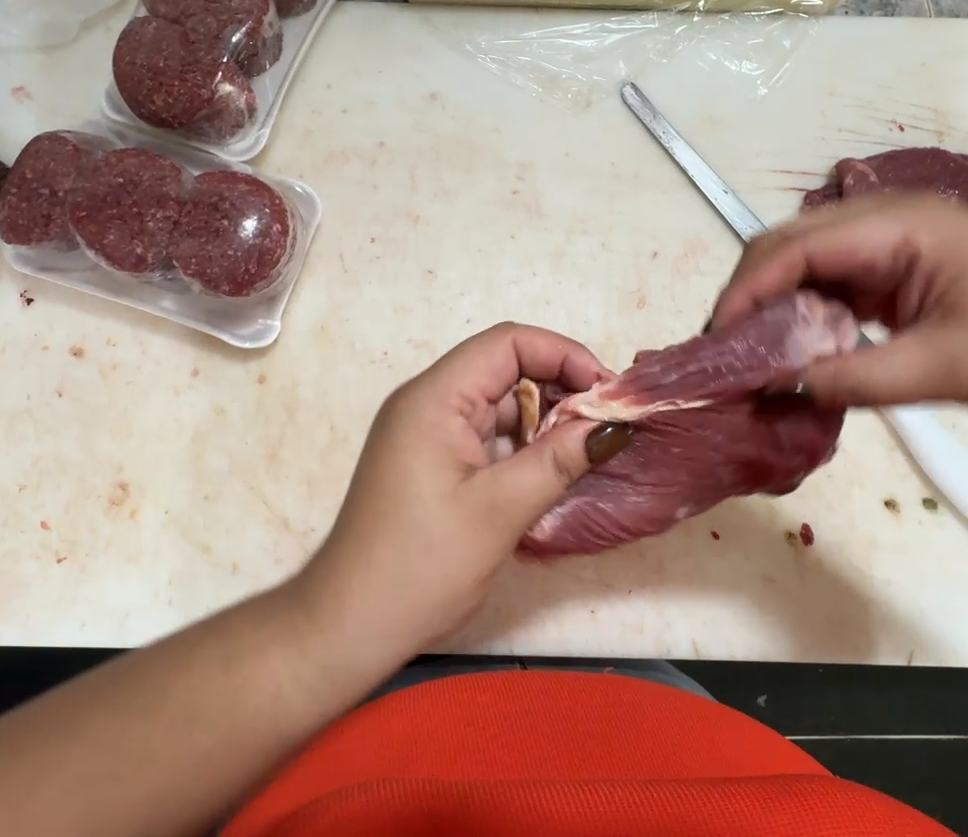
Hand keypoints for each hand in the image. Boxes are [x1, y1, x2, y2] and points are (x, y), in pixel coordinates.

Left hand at [292, 323, 622, 658]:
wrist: (351, 624)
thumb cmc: (421, 565)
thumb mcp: (500, 510)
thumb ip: (560, 460)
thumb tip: (616, 424)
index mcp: (434, 398)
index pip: (507, 342)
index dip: (563, 354)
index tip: (607, 393)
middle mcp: (428, 403)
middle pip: (504, 369)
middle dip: (560, 388)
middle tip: (607, 426)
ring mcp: (427, 433)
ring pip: (499, 404)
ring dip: (545, 421)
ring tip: (588, 450)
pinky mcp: (433, 462)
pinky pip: (487, 436)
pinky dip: (523, 446)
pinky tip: (554, 471)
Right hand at [712, 195, 967, 420]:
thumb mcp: (940, 370)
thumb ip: (850, 376)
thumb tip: (771, 384)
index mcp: (904, 225)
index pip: (800, 245)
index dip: (751, 287)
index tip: (718, 336)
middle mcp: (889, 219)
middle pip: (791, 243)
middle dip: (751, 291)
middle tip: (723, 345)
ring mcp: (891, 241)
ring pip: (803, 261)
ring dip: (772, 302)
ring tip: (747, 348)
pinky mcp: (892, 268)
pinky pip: (828, 282)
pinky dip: (801, 312)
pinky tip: (790, 345)